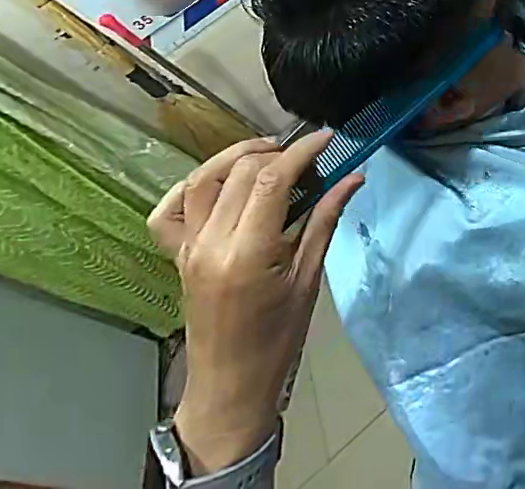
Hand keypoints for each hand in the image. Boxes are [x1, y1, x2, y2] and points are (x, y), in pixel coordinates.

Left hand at [162, 132, 363, 474]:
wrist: (230, 386)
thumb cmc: (278, 337)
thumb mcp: (309, 278)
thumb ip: (326, 219)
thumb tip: (354, 176)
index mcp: (247, 253)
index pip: (272, 180)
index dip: (302, 151)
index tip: (327, 137)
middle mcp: (210, 244)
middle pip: (240, 172)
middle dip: (278, 152)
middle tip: (308, 155)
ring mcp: (188, 249)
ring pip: (203, 179)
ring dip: (237, 157)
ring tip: (270, 153)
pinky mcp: (177, 255)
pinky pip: (171, 210)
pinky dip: (193, 185)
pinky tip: (220, 181)